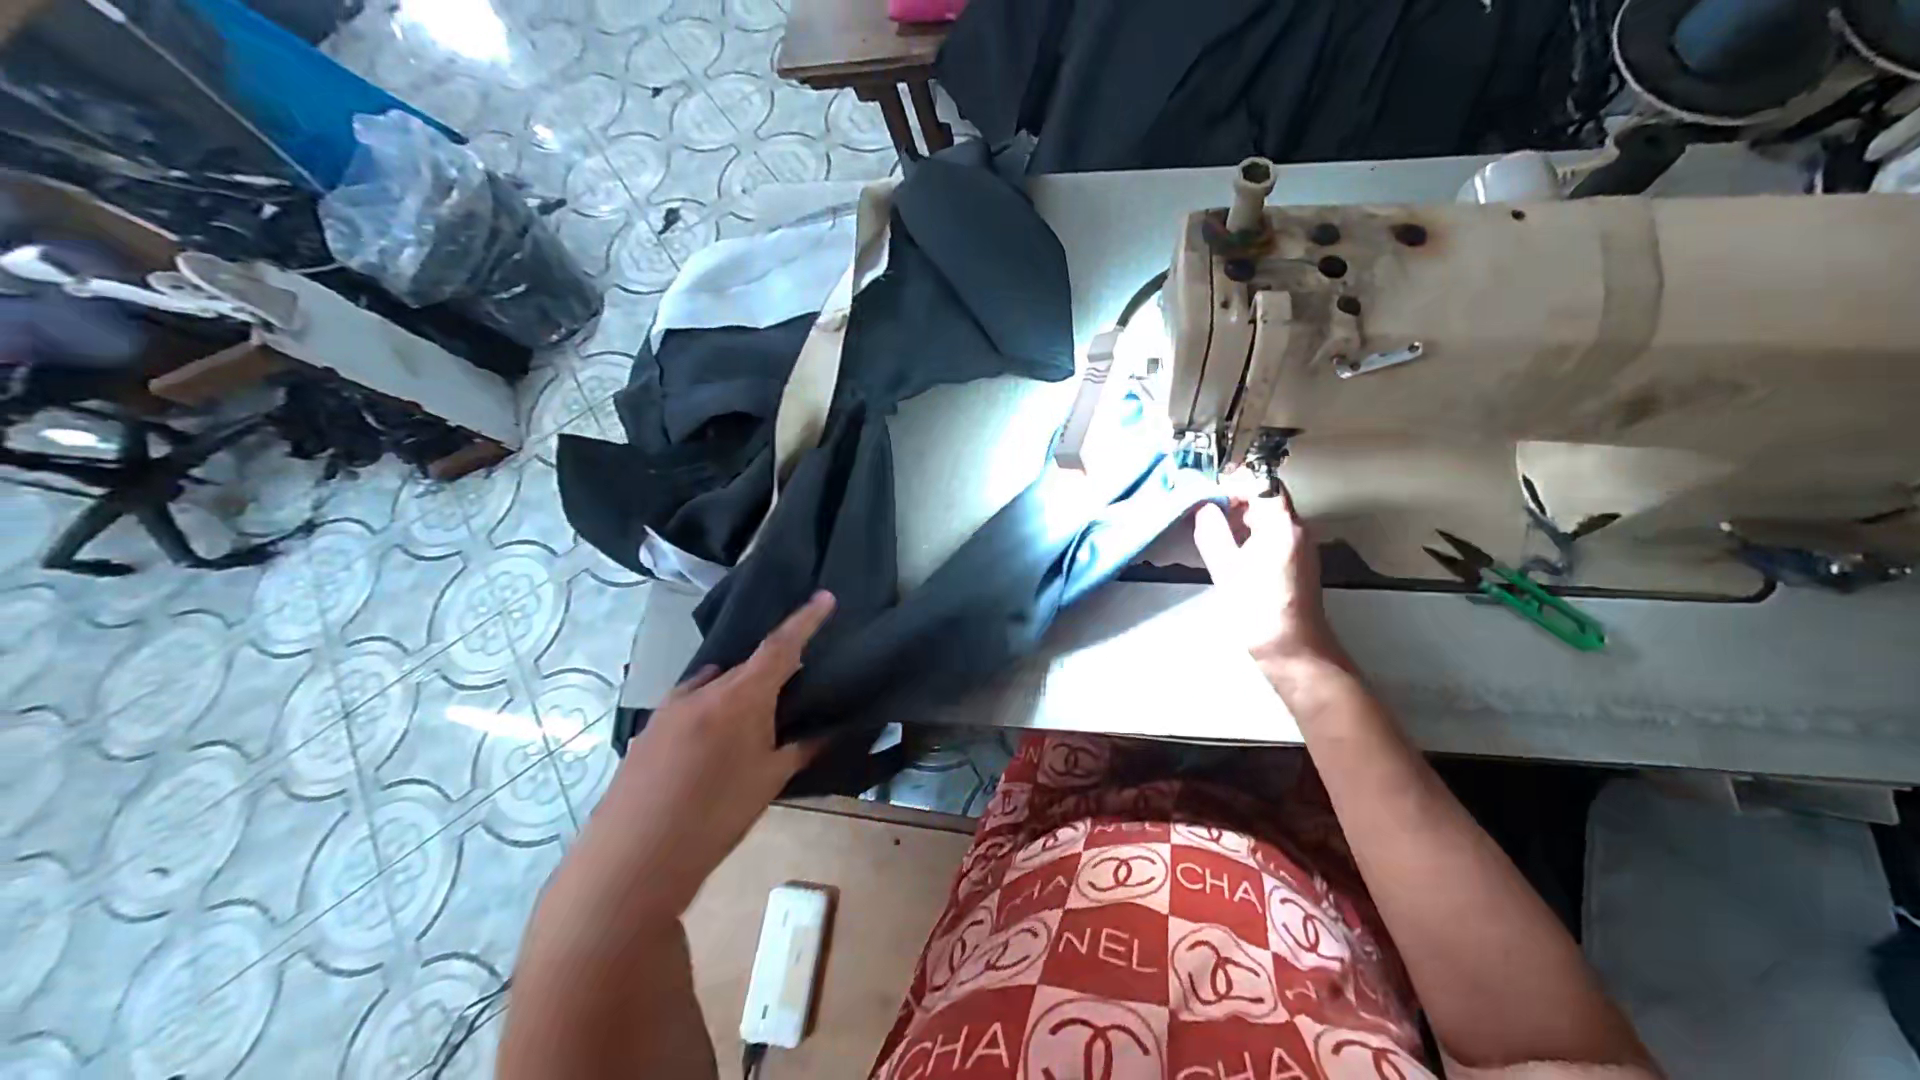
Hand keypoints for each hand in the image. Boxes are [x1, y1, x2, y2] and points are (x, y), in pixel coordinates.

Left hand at [598, 589, 835, 917]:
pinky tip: (713, 744)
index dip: (806, 620)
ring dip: (738, 690)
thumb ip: (801, 749)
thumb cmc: (715, 817)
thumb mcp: (769, 782)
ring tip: (753, 721)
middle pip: (747, 665)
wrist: (633, 859)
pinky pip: (691, 703)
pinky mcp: (650, 728)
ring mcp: (671, 707)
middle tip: (794, 687)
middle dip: (772, 669)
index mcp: (740, 697)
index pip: (782, 646)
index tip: (825, 596)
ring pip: (716, 683)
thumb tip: (830, 730)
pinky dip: (711, 708)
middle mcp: (704, 689)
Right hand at [1193, 473, 1343, 672]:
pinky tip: (1229, 554)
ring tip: (1210, 533)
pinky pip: (1272, 536)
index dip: (1232, 482)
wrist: (1293, 652)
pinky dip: (1249, 536)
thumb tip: (1203, 507)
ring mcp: (1299, 547)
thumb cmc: (1259, 611)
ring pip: (1267, 518)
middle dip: (1232, 501)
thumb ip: (1212, 531)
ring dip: (1239, 519)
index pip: (1261, 482)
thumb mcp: (1225, 568)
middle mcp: (1297, 530)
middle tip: (1201, 512)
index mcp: (1282, 525)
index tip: (1206, 493)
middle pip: (1265, 498)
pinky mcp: (1296, 564)